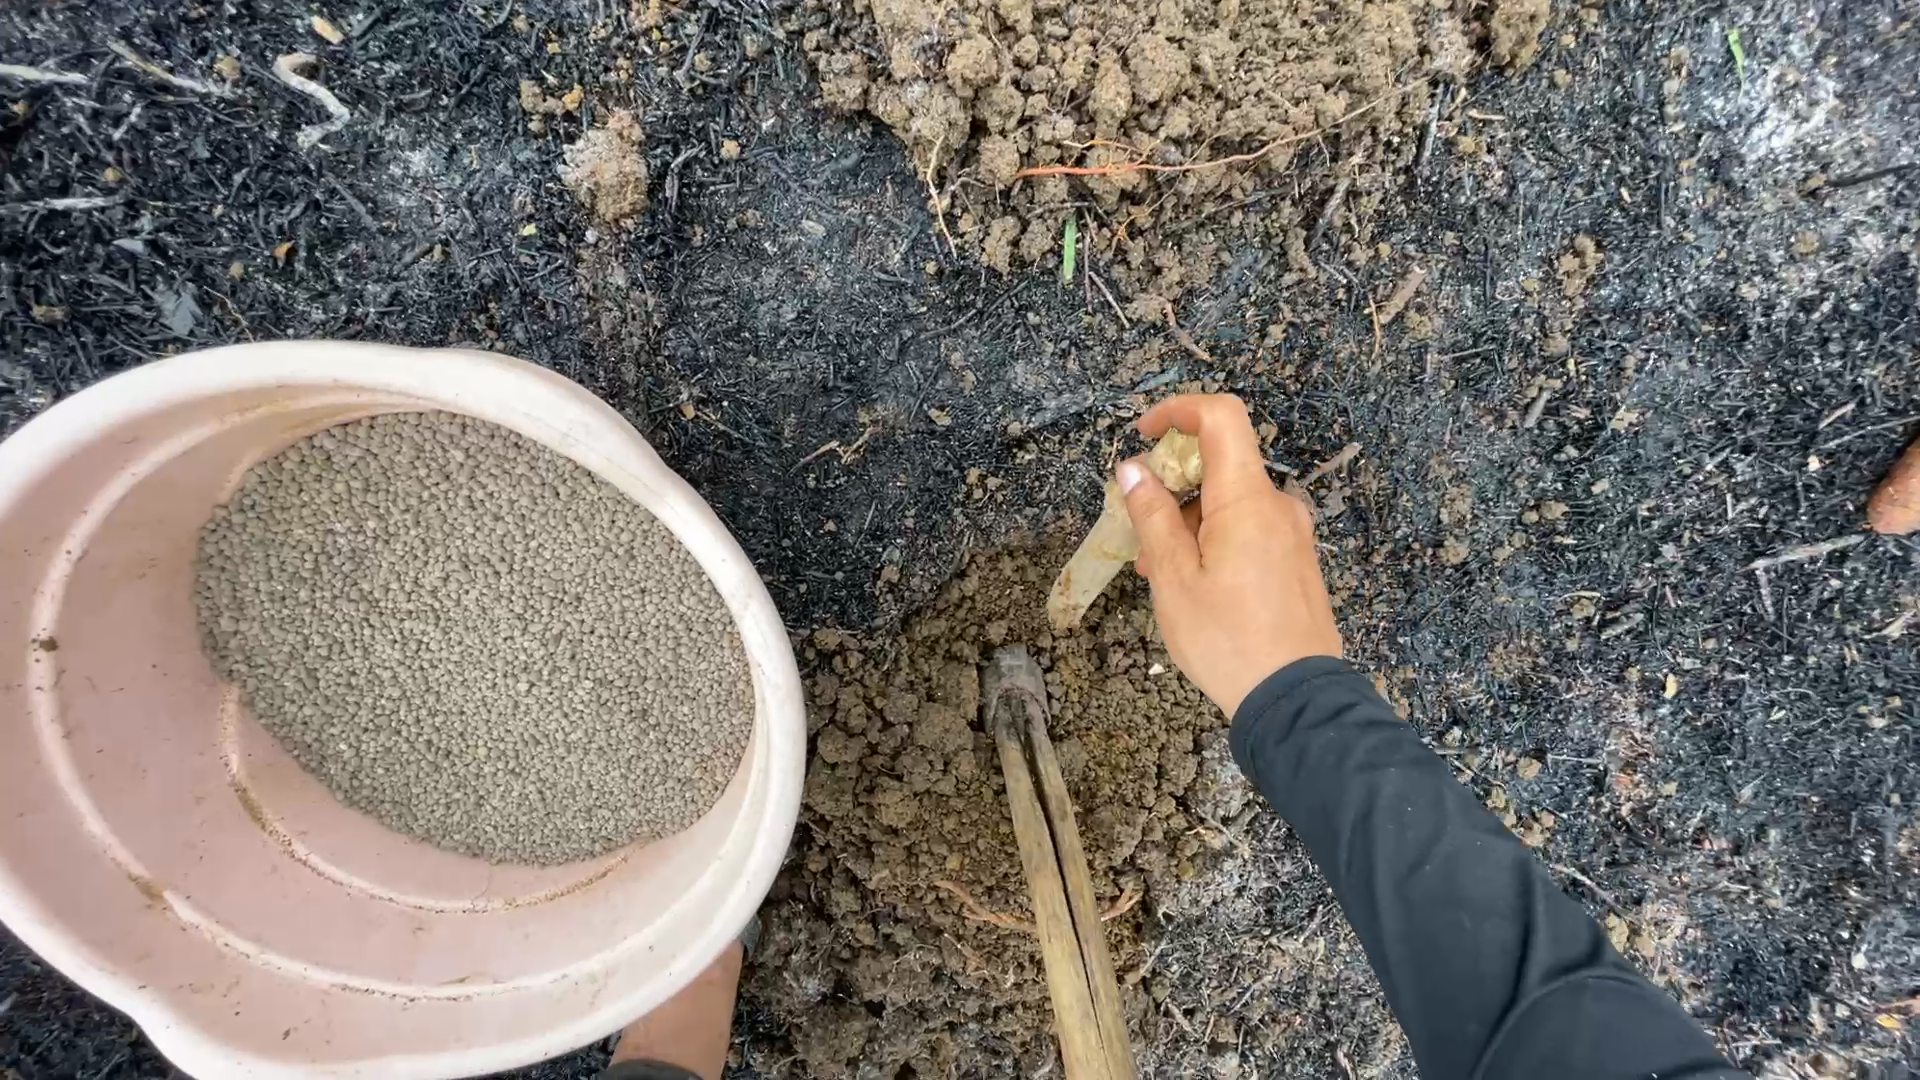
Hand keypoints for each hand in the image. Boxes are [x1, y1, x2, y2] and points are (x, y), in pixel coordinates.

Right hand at [1116, 395, 1342, 716]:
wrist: (1296, 701)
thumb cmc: (1226, 638)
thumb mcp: (1173, 578)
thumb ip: (1152, 516)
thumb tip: (1133, 469)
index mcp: (1247, 500)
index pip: (1221, 417)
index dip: (1178, 410)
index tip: (1143, 434)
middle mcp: (1277, 505)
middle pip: (1220, 464)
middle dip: (1172, 485)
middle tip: (1140, 534)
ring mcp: (1291, 533)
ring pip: (1229, 502)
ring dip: (1188, 521)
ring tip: (1159, 574)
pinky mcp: (1295, 559)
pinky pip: (1247, 528)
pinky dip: (1212, 538)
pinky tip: (1193, 584)